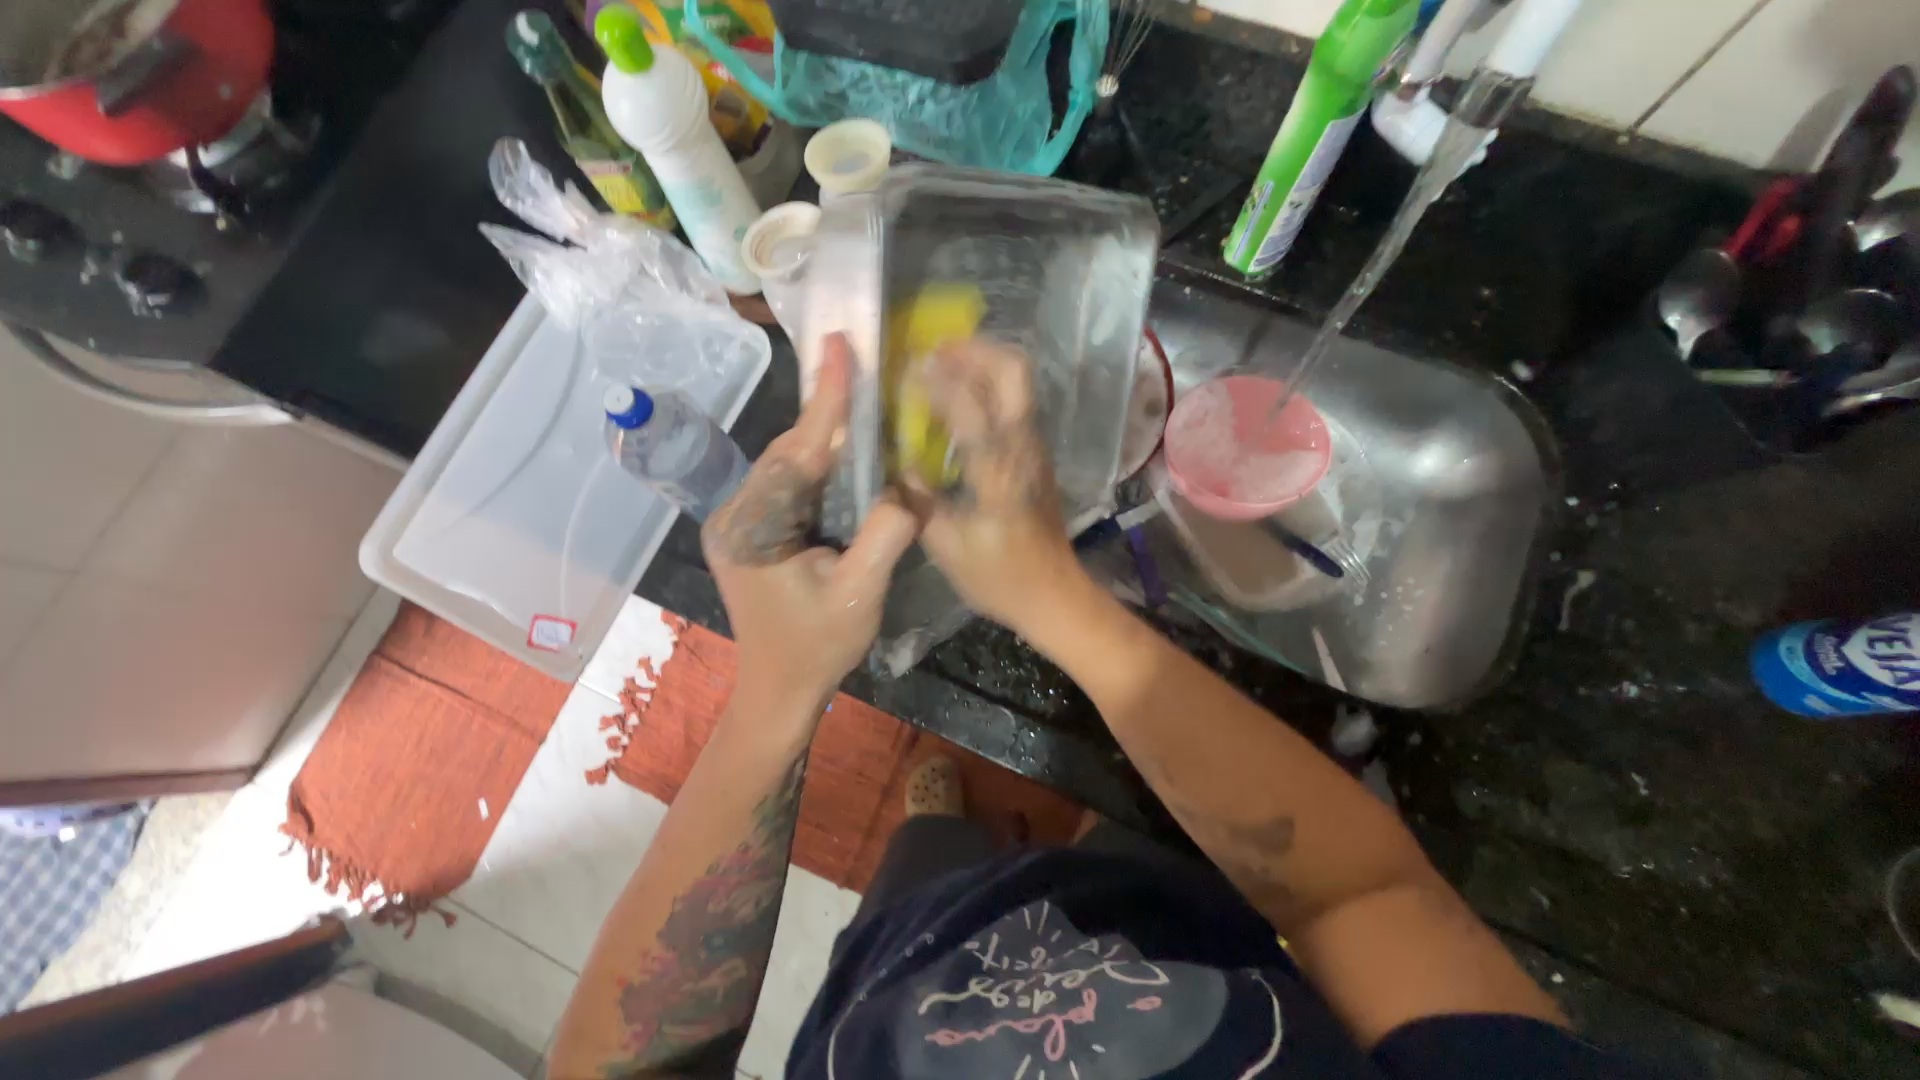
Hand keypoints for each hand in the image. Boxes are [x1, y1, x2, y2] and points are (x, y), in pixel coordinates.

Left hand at [701, 334, 918, 704]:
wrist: (780, 691)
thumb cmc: (818, 648)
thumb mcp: (860, 594)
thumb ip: (885, 534)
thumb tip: (910, 483)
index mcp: (754, 529)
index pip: (796, 453)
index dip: (825, 401)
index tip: (840, 348)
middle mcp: (736, 516)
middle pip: (789, 453)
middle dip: (828, 415)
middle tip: (862, 369)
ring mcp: (739, 523)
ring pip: (789, 466)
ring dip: (826, 438)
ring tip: (861, 401)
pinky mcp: (752, 532)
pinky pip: (789, 485)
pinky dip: (819, 466)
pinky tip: (847, 454)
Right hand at [908, 338, 1087, 629]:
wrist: (1055, 594)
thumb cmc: (1001, 578)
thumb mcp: (947, 547)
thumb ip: (917, 501)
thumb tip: (896, 465)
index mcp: (998, 470)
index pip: (969, 404)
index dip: (936, 379)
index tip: (906, 368)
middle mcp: (1023, 446)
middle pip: (1012, 371)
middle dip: (973, 350)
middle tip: (933, 351)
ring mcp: (1035, 447)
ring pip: (1018, 383)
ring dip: (981, 364)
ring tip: (940, 366)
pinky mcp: (1037, 455)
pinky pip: (1015, 403)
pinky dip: (987, 387)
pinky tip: (957, 401)